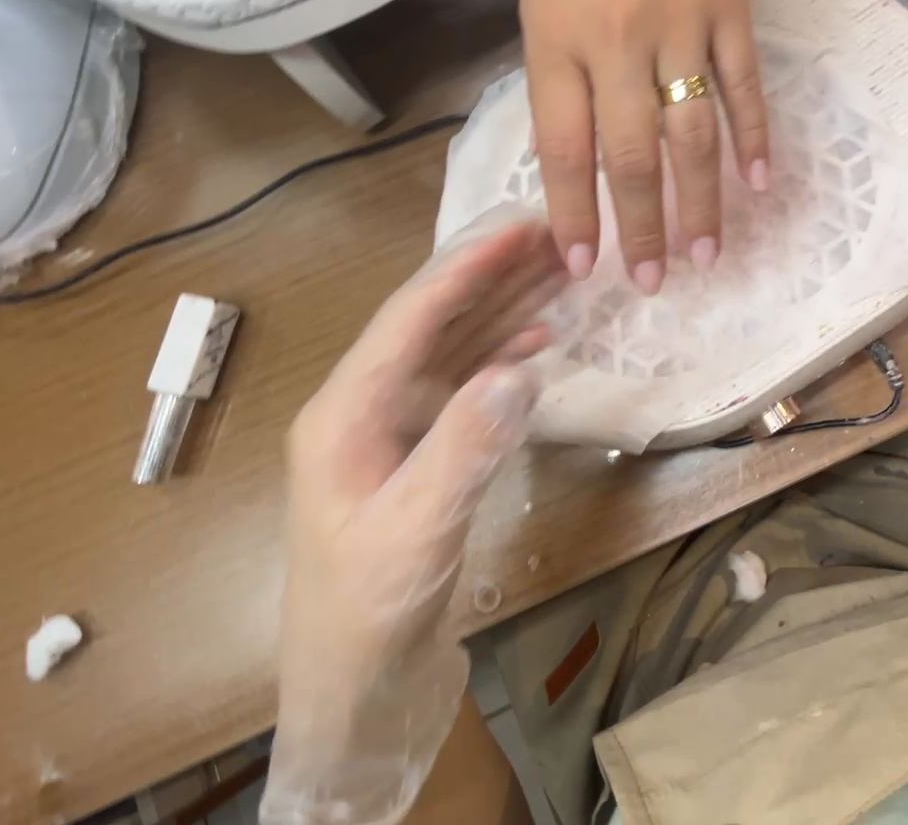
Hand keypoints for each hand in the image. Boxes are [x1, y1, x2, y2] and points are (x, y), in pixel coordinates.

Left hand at [262, 211, 564, 824]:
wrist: (358, 681)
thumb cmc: (370, 606)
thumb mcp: (416, 528)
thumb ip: (464, 446)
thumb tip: (520, 369)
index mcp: (346, 412)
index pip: (411, 318)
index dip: (466, 267)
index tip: (520, 226)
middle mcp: (367, 407)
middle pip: (435, 323)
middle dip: (493, 276)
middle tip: (556, 237)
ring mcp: (397, 429)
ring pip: (455, 350)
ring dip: (504, 310)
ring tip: (561, 274)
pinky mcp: (423, 453)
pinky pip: (467, 388)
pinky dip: (504, 358)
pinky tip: (540, 342)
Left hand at [521, 0, 770, 294]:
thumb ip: (557, 79)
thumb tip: (574, 160)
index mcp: (557, 38)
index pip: (565, 150)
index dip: (575, 214)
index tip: (586, 265)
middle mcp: (618, 40)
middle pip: (636, 157)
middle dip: (644, 229)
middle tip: (653, 281)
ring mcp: (681, 23)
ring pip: (694, 135)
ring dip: (702, 203)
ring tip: (708, 256)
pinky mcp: (731, 6)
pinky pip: (744, 87)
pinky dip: (754, 140)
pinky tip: (759, 185)